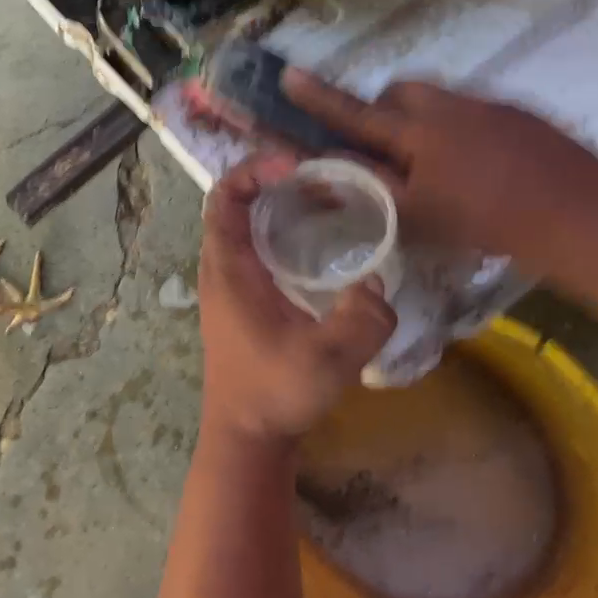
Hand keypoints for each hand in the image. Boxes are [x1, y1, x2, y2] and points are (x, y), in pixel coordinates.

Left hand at [197, 152, 396, 442]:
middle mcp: (222, 266)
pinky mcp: (244, 298)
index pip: (224, 198)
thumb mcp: (327, 359)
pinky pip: (259, 247)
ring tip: (331, 200)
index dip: (253, 171)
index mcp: (227, 267)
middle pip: (236, 204)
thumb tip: (375, 284)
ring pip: (249, 225)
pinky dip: (286, 232)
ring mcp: (230, 282)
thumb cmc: (274, 391)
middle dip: (276, 182)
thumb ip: (361, 321)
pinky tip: (324, 243)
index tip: (297, 166)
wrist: (245, 432)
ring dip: (283, 207)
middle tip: (325, 180)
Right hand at [280, 69, 597, 264]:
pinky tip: (482, 170)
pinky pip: (478, 112)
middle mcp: (452, 107)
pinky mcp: (528, 118)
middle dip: (382, 108)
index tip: (289, 75)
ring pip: (440, 100)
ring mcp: (494, 107)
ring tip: (436, 163)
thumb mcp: (415, 215)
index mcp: (418, 132)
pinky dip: (463, 132)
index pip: (353, 111)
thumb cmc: (489, 224)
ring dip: (424, 120)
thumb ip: (366, 185)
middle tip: (384, 146)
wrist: (590, 225)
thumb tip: (325, 168)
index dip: (318, 97)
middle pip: (400, 91)